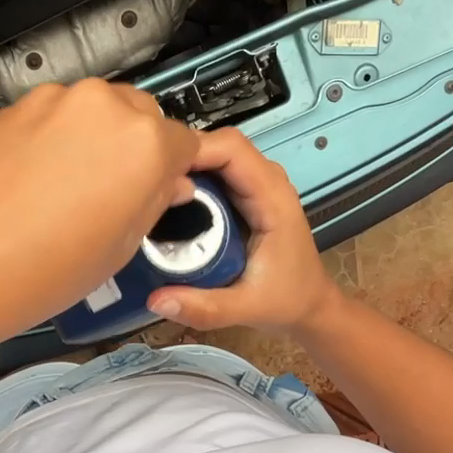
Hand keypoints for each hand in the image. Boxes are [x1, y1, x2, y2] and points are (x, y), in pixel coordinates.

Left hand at [0, 80, 201, 345]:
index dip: (178, 171)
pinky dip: (59, 141)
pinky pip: (56, 117)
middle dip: (140, 152)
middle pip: (143, 118)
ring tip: (73, 196)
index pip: (187, 142)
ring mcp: (54, 102)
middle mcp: (102, 109)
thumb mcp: (116, 252)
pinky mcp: (14, 107)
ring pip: (98, 114)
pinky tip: (41, 185)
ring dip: (98, 144)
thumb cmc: (28, 272)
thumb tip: (166, 186)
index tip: (168, 188)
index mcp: (145, 145)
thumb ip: (152, 206)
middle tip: (121, 198)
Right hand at [144, 127, 339, 333]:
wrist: (309, 305)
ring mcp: (255, 186)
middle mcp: (266, 181)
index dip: (193, 150)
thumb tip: (155, 300)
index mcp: (273, 197)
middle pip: (219, 144)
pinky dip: (189, 179)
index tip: (155, 170)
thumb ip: (205, 307)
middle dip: (181, 155)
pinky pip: (214, 173)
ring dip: (182, 165)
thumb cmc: (287, 301)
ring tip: (148, 189)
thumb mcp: (247, 308)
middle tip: (143, 182)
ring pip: (214, 156)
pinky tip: (164, 200)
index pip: (231, 149)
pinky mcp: (244, 195)